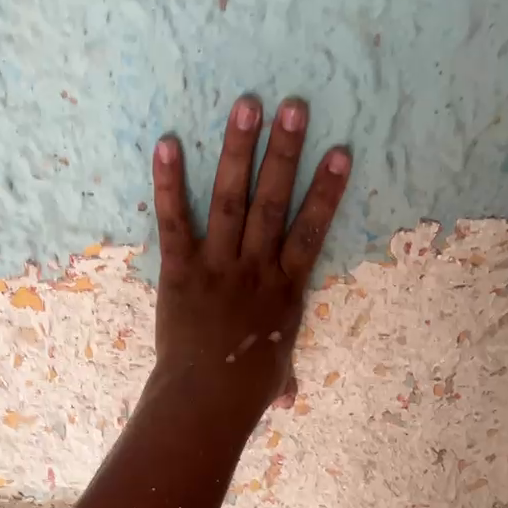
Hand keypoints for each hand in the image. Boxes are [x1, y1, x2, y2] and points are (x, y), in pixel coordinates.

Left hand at [147, 96, 351, 421]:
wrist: (206, 400)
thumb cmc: (246, 392)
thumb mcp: (274, 378)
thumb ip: (281, 375)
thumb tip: (286, 397)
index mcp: (285, 291)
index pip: (310, 232)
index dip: (326, 192)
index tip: (340, 152)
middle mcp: (256, 270)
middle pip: (273, 203)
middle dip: (284, 153)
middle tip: (293, 106)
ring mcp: (218, 267)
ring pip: (230, 201)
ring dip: (238, 152)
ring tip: (246, 107)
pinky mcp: (181, 271)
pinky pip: (175, 222)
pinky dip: (169, 183)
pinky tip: (167, 142)